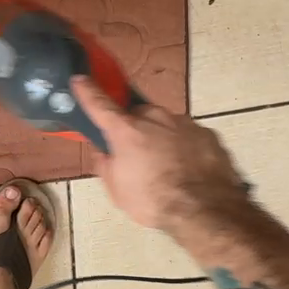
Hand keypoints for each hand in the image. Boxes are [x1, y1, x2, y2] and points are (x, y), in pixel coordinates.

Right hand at [71, 76, 251, 234]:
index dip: (88, 91)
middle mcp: (156, 118)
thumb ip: (106, 165)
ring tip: (166, 166)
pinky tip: (188, 169)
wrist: (205, 210)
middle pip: (138, 115)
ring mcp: (185, 123)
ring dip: (161, 137)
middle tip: (135, 152)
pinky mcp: (209, 134)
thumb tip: (103, 151)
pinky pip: (189, 136)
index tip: (79, 79)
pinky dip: (184, 147)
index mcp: (127, 131)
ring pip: (166, 124)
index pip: (100, 105)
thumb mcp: (117, 190)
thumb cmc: (153, 200)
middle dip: (134, 128)